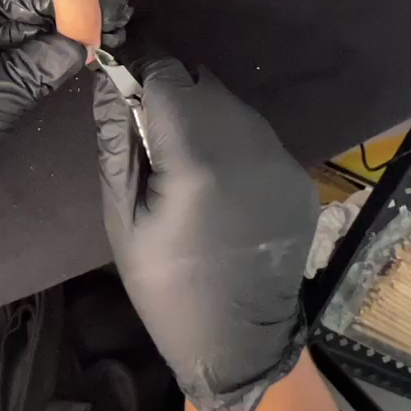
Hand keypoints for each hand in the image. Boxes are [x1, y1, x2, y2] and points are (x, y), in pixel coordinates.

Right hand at [94, 57, 319, 410]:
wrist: (237, 341)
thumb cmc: (163, 284)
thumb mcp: (122, 217)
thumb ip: (116, 141)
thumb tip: (110, 81)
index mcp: (197, 161)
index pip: (168, 74)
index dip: (142, 69)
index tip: (124, 80)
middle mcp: (249, 147)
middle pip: (203, 81)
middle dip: (172, 91)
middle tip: (149, 130)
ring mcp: (283, 162)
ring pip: (233, 104)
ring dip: (203, 112)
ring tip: (183, 157)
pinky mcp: (300, 178)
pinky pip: (257, 135)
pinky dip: (231, 140)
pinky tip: (219, 181)